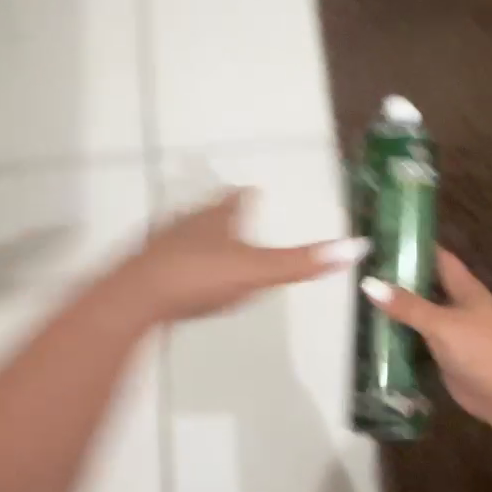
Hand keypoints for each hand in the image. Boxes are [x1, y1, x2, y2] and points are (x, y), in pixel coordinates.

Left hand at [101, 189, 367, 324]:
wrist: (134, 299)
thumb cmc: (200, 278)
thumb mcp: (259, 272)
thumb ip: (304, 262)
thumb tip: (358, 246)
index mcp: (217, 218)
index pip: (236, 200)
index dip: (245, 197)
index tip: (252, 191)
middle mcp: (187, 223)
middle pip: (207, 212)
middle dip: (220, 214)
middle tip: (230, 214)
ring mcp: (159, 245)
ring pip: (183, 234)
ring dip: (197, 237)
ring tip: (207, 244)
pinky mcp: (140, 270)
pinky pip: (164, 261)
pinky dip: (176, 263)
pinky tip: (177, 279)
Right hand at [362, 249, 491, 425]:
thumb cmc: (481, 351)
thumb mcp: (442, 324)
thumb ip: (407, 306)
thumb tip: (368, 283)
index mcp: (466, 288)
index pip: (439, 258)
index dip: (415, 246)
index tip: (383, 238)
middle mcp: (459, 305)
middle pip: (426, 285)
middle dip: (399, 278)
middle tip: (362, 270)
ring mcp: (452, 332)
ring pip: (420, 313)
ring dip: (396, 309)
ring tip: (359, 297)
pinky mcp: (445, 355)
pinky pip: (418, 340)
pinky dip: (400, 336)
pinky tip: (374, 333)